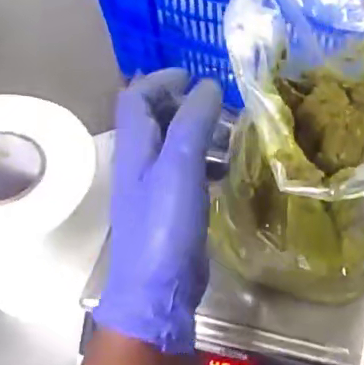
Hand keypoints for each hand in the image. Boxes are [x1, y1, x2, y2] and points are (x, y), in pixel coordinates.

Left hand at [94, 68, 224, 352]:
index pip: (136, 98)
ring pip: (172, 147)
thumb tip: (208, 86)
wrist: (157, 289)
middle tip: (219, 103)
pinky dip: (204, 163)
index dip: (162, 80)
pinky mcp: (171, 213)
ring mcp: (154, 190)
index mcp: (134, 149)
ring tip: (229, 132)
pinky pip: (186, 174)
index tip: (195, 75)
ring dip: (197, 133)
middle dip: (183, 104)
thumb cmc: (164, 227)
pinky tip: (226, 170)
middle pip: (154, 120)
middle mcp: (139, 165)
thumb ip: (192, 124)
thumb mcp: (179, 168)